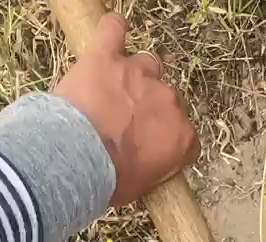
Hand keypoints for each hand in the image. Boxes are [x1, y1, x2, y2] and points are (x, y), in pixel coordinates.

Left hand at [53, 14, 199, 206]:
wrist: (77, 159)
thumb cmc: (109, 180)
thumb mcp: (140, 188)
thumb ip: (152, 167)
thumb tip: (147, 164)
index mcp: (181, 136)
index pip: (188, 138)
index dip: (171, 144)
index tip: (156, 152)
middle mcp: (167, 101)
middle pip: (168, 101)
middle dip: (152, 112)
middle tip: (129, 128)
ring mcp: (137, 74)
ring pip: (148, 65)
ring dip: (137, 77)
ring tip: (118, 92)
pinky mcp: (106, 57)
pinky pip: (114, 30)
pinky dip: (114, 32)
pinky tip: (112, 37)